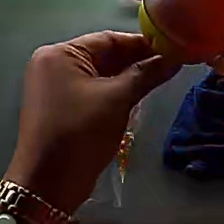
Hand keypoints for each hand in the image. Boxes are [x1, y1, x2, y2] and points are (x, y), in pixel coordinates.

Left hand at [5, 32, 180, 212]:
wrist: (49, 183)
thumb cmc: (80, 132)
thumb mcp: (117, 99)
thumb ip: (146, 74)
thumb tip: (174, 58)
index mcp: (59, 54)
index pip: (108, 39)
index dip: (142, 44)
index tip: (173, 49)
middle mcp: (53, 65)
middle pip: (104, 56)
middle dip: (137, 62)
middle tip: (171, 66)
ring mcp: (55, 88)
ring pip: (101, 75)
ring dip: (129, 79)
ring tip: (161, 81)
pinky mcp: (62, 109)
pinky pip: (94, 92)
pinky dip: (116, 93)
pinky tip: (139, 98)